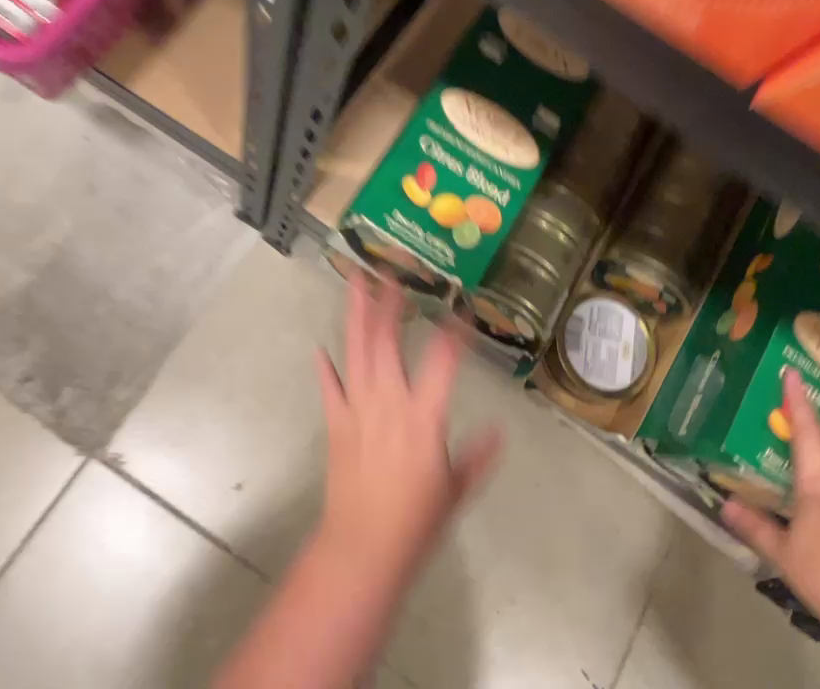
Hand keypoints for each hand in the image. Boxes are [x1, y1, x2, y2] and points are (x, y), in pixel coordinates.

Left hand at [313, 271, 503, 578]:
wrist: (362, 548)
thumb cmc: (416, 522)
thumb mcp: (456, 490)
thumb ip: (477, 457)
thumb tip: (499, 432)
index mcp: (424, 417)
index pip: (443, 361)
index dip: (454, 332)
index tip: (460, 309)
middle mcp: (389, 404)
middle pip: (387, 342)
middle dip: (389, 304)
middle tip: (391, 272)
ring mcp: (357, 410)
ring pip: (356, 353)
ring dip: (355, 316)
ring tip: (355, 282)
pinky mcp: (336, 424)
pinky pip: (329, 388)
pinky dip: (325, 368)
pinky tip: (320, 348)